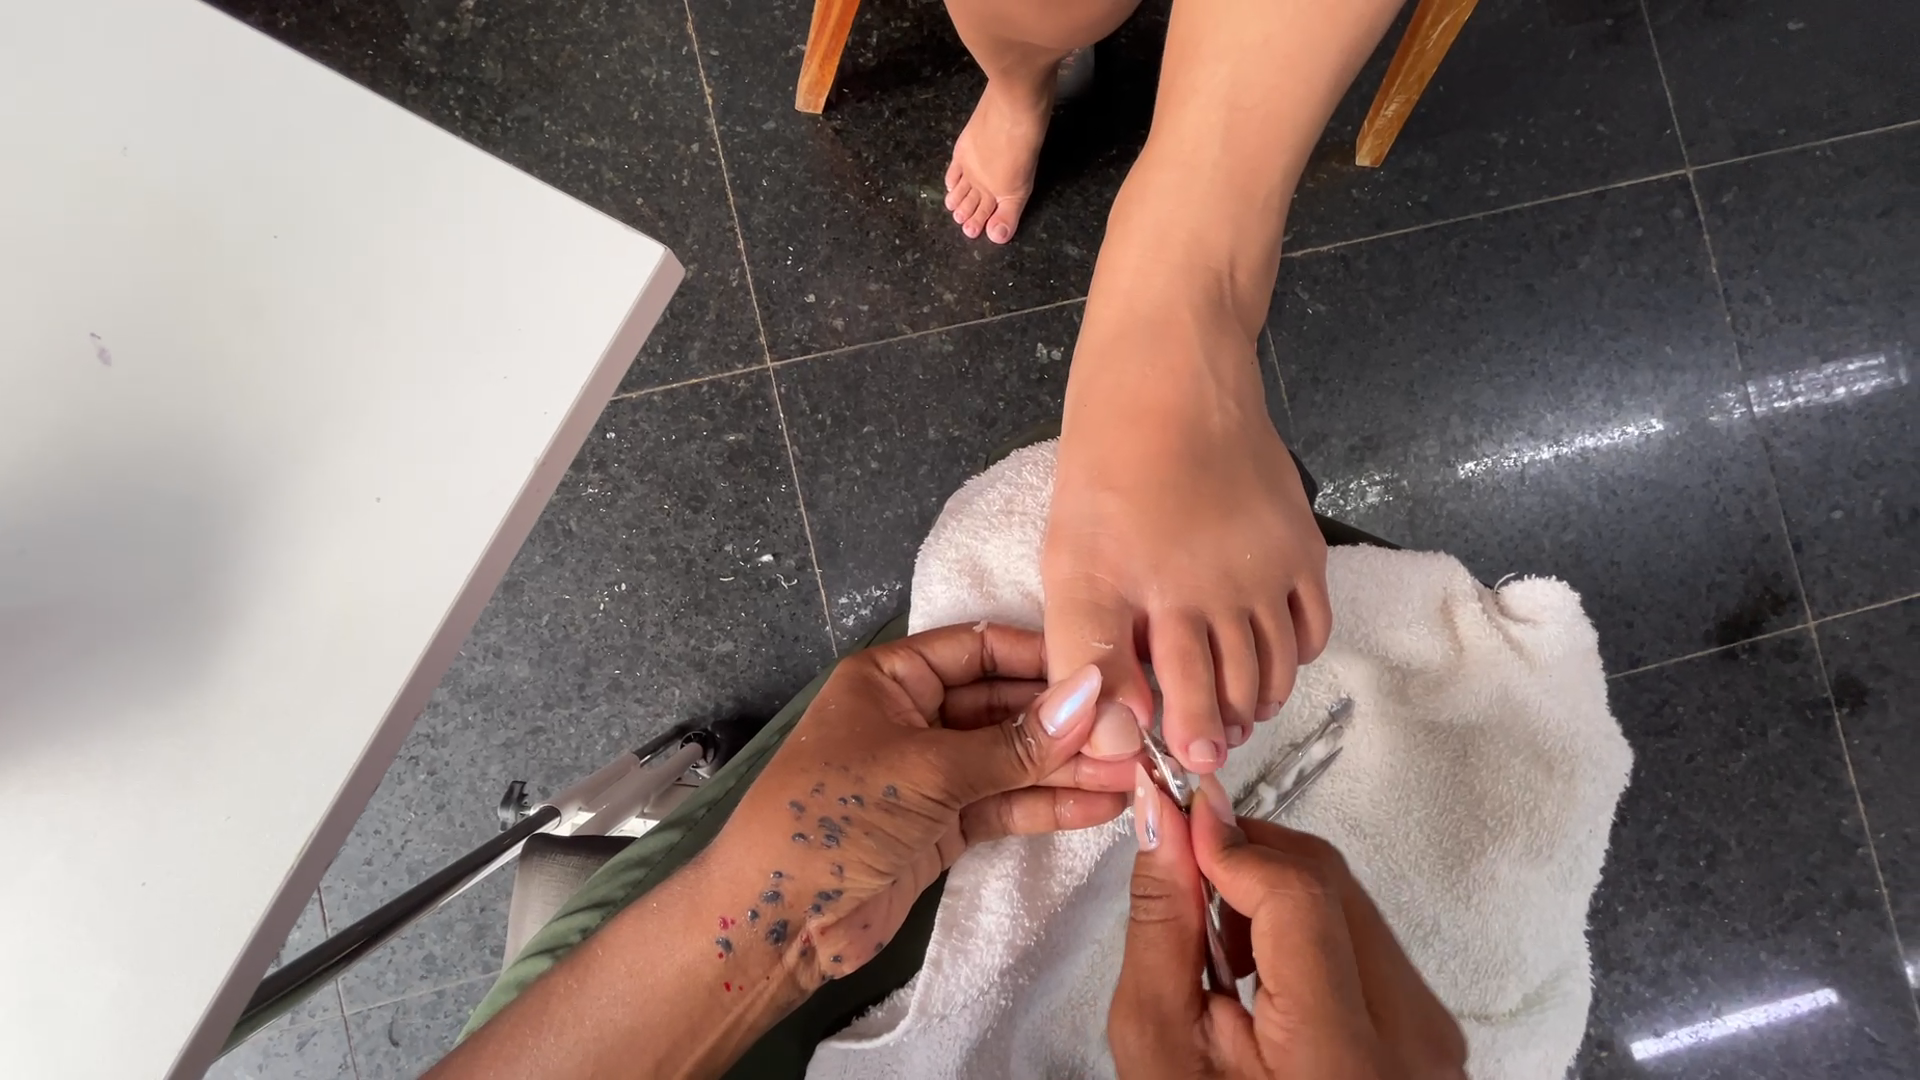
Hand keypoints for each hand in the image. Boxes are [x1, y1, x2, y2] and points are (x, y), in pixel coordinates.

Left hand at [708, 622, 1133, 991]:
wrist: (778, 922)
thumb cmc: (837, 813)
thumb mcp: (927, 769)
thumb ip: (1015, 742)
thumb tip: (1092, 697)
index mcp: (894, 677)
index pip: (979, 650)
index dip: (1038, 658)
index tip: (1103, 671)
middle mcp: (916, 715)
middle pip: (1001, 706)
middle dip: (1062, 721)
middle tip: (1131, 731)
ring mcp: (933, 772)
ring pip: (1010, 759)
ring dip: (1065, 767)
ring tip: (1131, 772)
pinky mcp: (945, 824)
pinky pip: (1003, 803)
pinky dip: (1046, 805)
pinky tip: (1100, 806)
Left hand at [1047, 289, 1329, 772]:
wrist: (1167, 379)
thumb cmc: (1103, 469)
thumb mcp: (1070, 558)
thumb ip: (1089, 649)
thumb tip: (1120, 735)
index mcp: (1154, 601)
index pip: (1172, 701)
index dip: (1171, 741)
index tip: (1166, 765)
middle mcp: (1221, 596)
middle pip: (1230, 691)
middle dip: (1214, 730)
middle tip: (1205, 752)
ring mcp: (1269, 570)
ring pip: (1273, 667)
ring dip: (1253, 701)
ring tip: (1234, 718)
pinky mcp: (1302, 544)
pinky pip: (1312, 626)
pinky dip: (1296, 657)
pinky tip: (1275, 661)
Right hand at [1109, 779, 1466, 1078]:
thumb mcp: (1157, 1037)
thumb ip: (1161, 919)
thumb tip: (1163, 813)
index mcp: (1341, 1063)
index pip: (1299, 898)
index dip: (1231, 844)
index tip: (1176, 820)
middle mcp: (1415, 1041)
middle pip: (1328, 880)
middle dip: (1245, 856)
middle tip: (1187, 882)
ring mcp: (1435, 1035)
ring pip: (1346, 894)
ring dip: (1269, 886)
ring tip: (1223, 944)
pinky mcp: (1431, 1026)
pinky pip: (1363, 929)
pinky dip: (1301, 918)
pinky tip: (1263, 967)